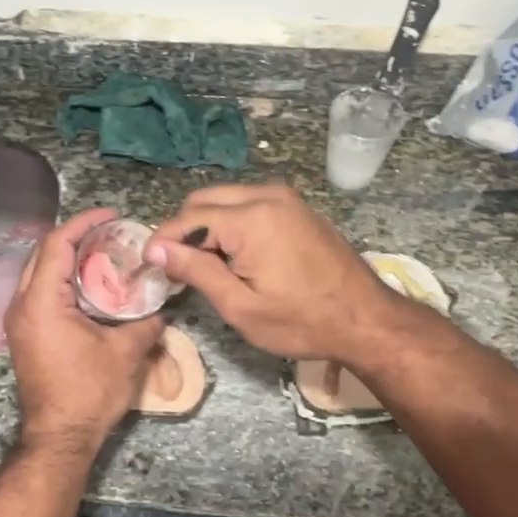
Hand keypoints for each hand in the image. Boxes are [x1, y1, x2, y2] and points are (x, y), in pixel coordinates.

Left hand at [6, 208, 166, 450]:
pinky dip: (61, 280)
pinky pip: (39, 292)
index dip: (83, 223)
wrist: (59, 437)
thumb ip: (145, 323)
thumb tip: (160, 309)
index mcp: (41, 302)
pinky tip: (89, 286)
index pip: (56, 244)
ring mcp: (18, 322)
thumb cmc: (89, 393)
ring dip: (66, 258)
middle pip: (42, 253)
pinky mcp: (23, 336)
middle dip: (74, 236)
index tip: (111, 215)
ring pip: (37, 272)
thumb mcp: (125, 353)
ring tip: (101, 254)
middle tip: (108, 232)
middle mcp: (21, 305)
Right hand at [143, 185, 402, 360]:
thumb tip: (157, 249)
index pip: (187, 218)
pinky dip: (231, 223)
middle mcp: (266, 195)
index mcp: (251, 218)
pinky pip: (248, 204)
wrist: (365, 319)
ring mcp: (285, 198)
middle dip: (184, 231)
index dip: (164, 243)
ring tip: (205, 266)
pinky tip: (234, 257)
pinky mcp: (296, 207)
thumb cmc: (301, 321)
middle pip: (203, 200)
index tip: (152, 269)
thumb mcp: (240, 306)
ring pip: (225, 200)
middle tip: (178, 270)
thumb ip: (196, 271)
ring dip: (207, 226)